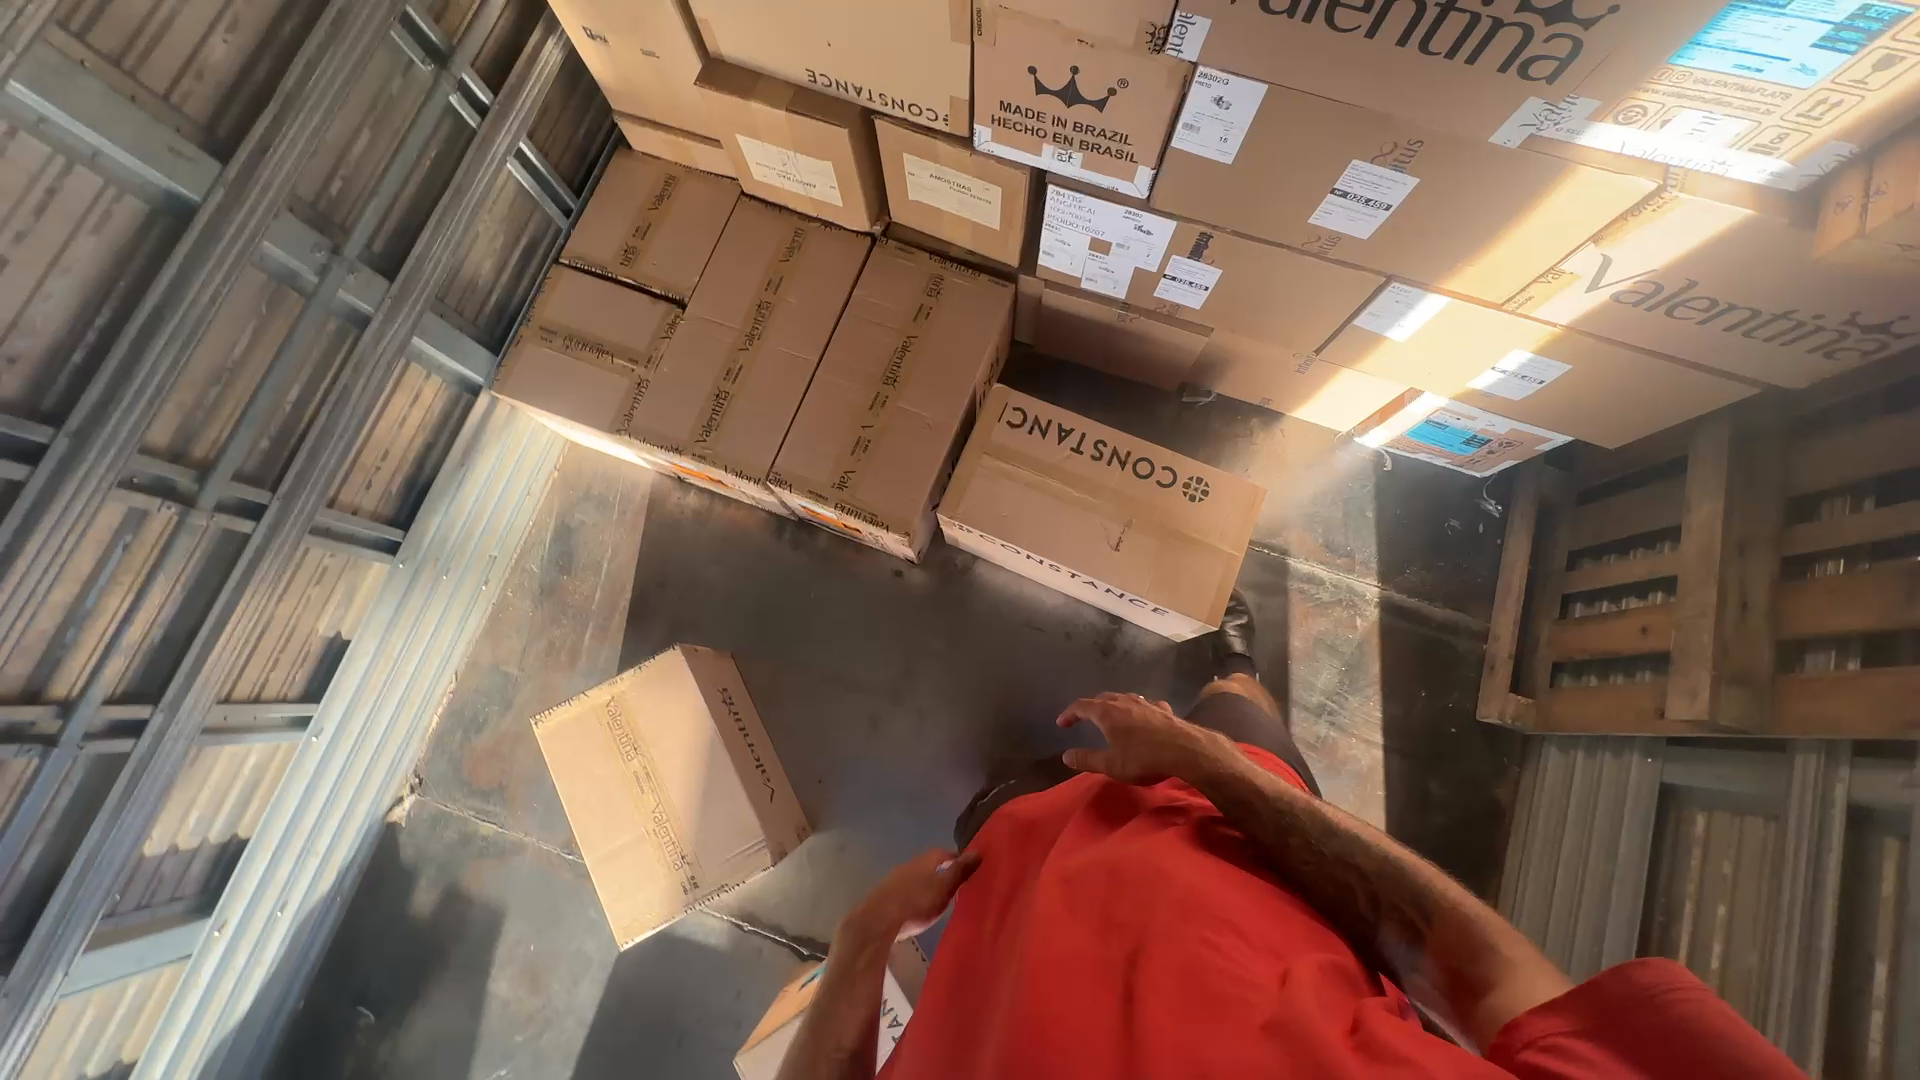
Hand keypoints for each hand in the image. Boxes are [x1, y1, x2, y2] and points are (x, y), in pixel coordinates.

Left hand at [844, 849, 981, 942]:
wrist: (878, 920)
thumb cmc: (916, 902)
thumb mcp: (944, 888)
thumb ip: (960, 871)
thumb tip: (978, 851)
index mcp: (925, 860)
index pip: (945, 853)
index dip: (956, 859)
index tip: (968, 869)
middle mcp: (909, 864)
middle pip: (929, 864)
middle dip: (941, 873)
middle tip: (955, 886)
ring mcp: (895, 879)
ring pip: (916, 878)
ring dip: (926, 885)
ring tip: (937, 900)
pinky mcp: (885, 895)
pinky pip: (905, 891)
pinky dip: (914, 896)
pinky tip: (916, 909)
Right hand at [1056, 692, 1235, 785]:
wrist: (1186, 751)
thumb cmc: (1144, 758)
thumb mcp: (1111, 765)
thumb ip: (1086, 759)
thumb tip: (1065, 755)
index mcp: (1107, 712)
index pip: (1081, 706)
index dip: (1069, 714)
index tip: (1062, 724)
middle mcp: (1124, 702)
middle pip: (1102, 698)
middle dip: (1090, 707)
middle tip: (1084, 718)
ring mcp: (1146, 703)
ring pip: (1124, 697)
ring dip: (1114, 704)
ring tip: (1111, 714)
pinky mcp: (1164, 710)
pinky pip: (1146, 704)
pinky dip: (1139, 708)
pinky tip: (1144, 715)